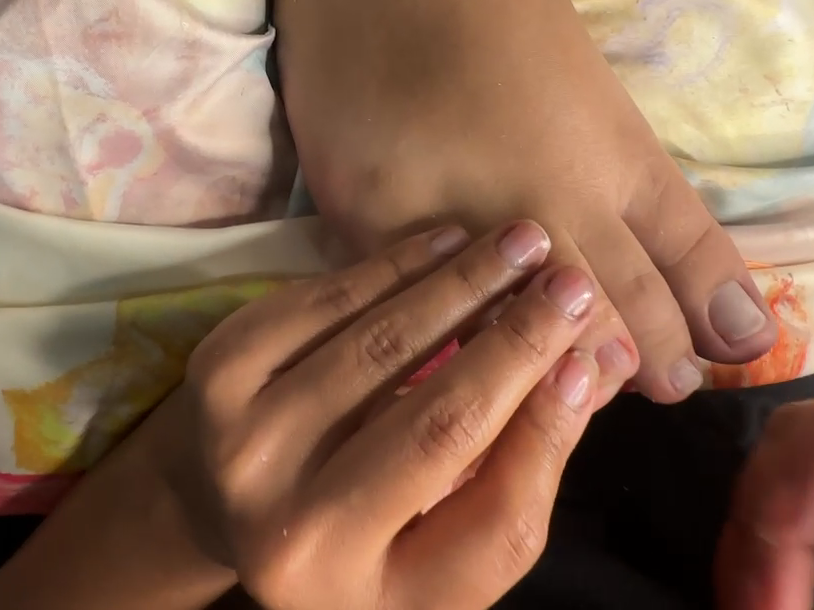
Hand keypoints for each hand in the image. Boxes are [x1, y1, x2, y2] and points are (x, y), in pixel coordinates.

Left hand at [141, 220, 636, 609]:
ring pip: (380, 345)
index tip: (594, 350)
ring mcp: (243, 445)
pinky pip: (326, 300)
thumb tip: (583, 365)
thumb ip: (515, 465)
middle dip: (514, 338)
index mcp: (369, 595)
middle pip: (434, 421)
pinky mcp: (219, 368)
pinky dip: (393, 265)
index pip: (491, 512)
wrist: (226, 494)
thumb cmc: (356, 523)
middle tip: (572, 279)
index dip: (550, 425)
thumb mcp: (439, 537)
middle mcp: (294, 534)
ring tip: (521, 242)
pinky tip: (446, 240)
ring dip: (460, 284)